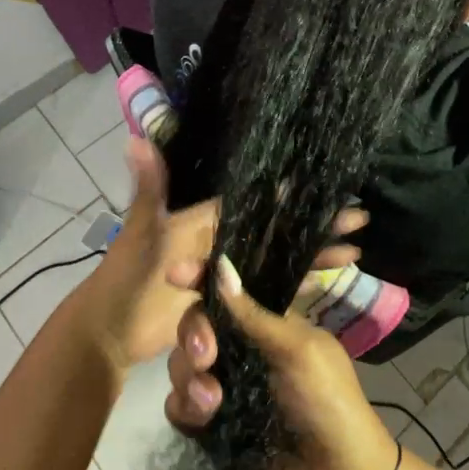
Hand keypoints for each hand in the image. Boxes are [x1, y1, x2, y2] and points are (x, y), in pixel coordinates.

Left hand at [70, 138, 367, 369]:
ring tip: (356, 254)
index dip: (299, 196)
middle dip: (320, 224)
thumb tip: (135, 137)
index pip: (264, 202)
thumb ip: (149, 188)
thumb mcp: (142, 229)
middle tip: (360, 220)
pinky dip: (298, 284)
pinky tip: (326, 283)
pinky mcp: (228, 302)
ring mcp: (228, 271)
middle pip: (281, 228)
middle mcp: (224, 239)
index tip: (337, 191)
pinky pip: (270, 291)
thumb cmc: (125, 275)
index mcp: (209, 218)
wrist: (108, 331)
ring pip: (281, 258)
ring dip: (317, 253)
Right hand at [164, 259, 399, 469]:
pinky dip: (184, 406)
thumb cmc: (328, 402)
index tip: (175, 275)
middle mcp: (244, 347)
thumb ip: (255, 313)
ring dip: (189, 374)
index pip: (230, 289)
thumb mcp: (299, 350)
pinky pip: (179, 405)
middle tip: (207, 354)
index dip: (202, 277)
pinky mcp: (213, 424)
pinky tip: (206, 414)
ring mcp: (227, 384)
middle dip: (194, 332)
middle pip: (199, 322)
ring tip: (211, 398)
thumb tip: (220, 264)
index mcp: (271, 321)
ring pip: (183, 363)